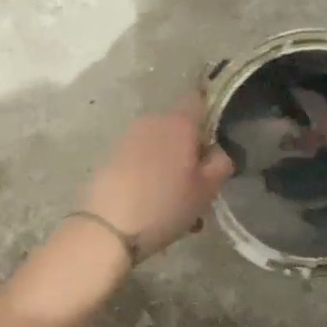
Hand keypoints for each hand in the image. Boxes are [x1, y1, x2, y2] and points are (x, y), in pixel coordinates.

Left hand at [78, 94, 234, 259]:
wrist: (107, 228)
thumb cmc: (165, 205)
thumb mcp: (207, 190)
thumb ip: (220, 164)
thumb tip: (217, 151)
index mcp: (178, 122)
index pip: (200, 99)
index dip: (211, 116)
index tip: (216, 143)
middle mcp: (151, 121)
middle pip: (178, 128)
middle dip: (190, 152)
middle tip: (198, 186)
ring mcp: (126, 138)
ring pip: (159, 148)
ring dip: (170, 169)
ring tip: (176, 206)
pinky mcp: (109, 157)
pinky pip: (140, 161)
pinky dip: (150, 177)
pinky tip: (153, 208)